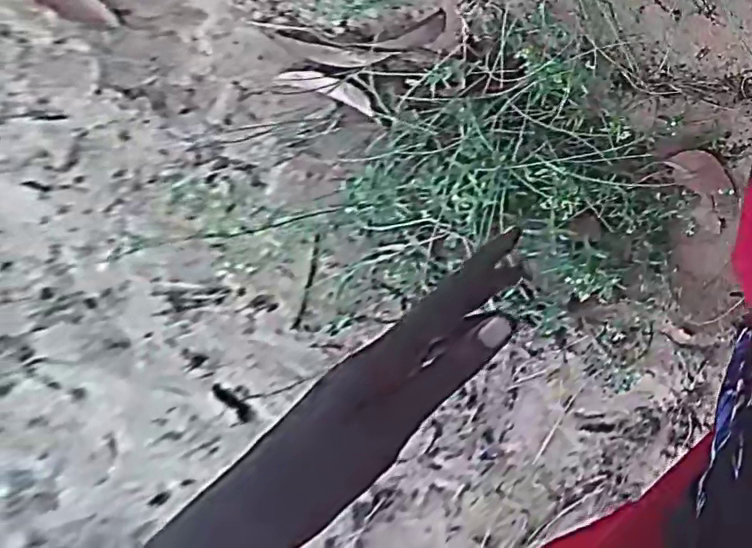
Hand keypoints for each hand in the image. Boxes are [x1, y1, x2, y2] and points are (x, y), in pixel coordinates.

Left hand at [148, 232, 521, 547]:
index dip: (483, 264)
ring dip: (465, 311)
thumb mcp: (394, 422)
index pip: (446, 298)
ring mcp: (363, 378)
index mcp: (385, 356)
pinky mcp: (356, 398)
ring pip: (426, 332)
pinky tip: (455, 349)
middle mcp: (375, 357)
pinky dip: (444, 342)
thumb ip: (449, 370)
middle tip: (518, 260)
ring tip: (501, 298)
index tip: (512, 234)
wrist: (233, 527)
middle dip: (480, 283)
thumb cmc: (316, 475)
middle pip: (436, 310)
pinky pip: (413, 355)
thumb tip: (505, 320)